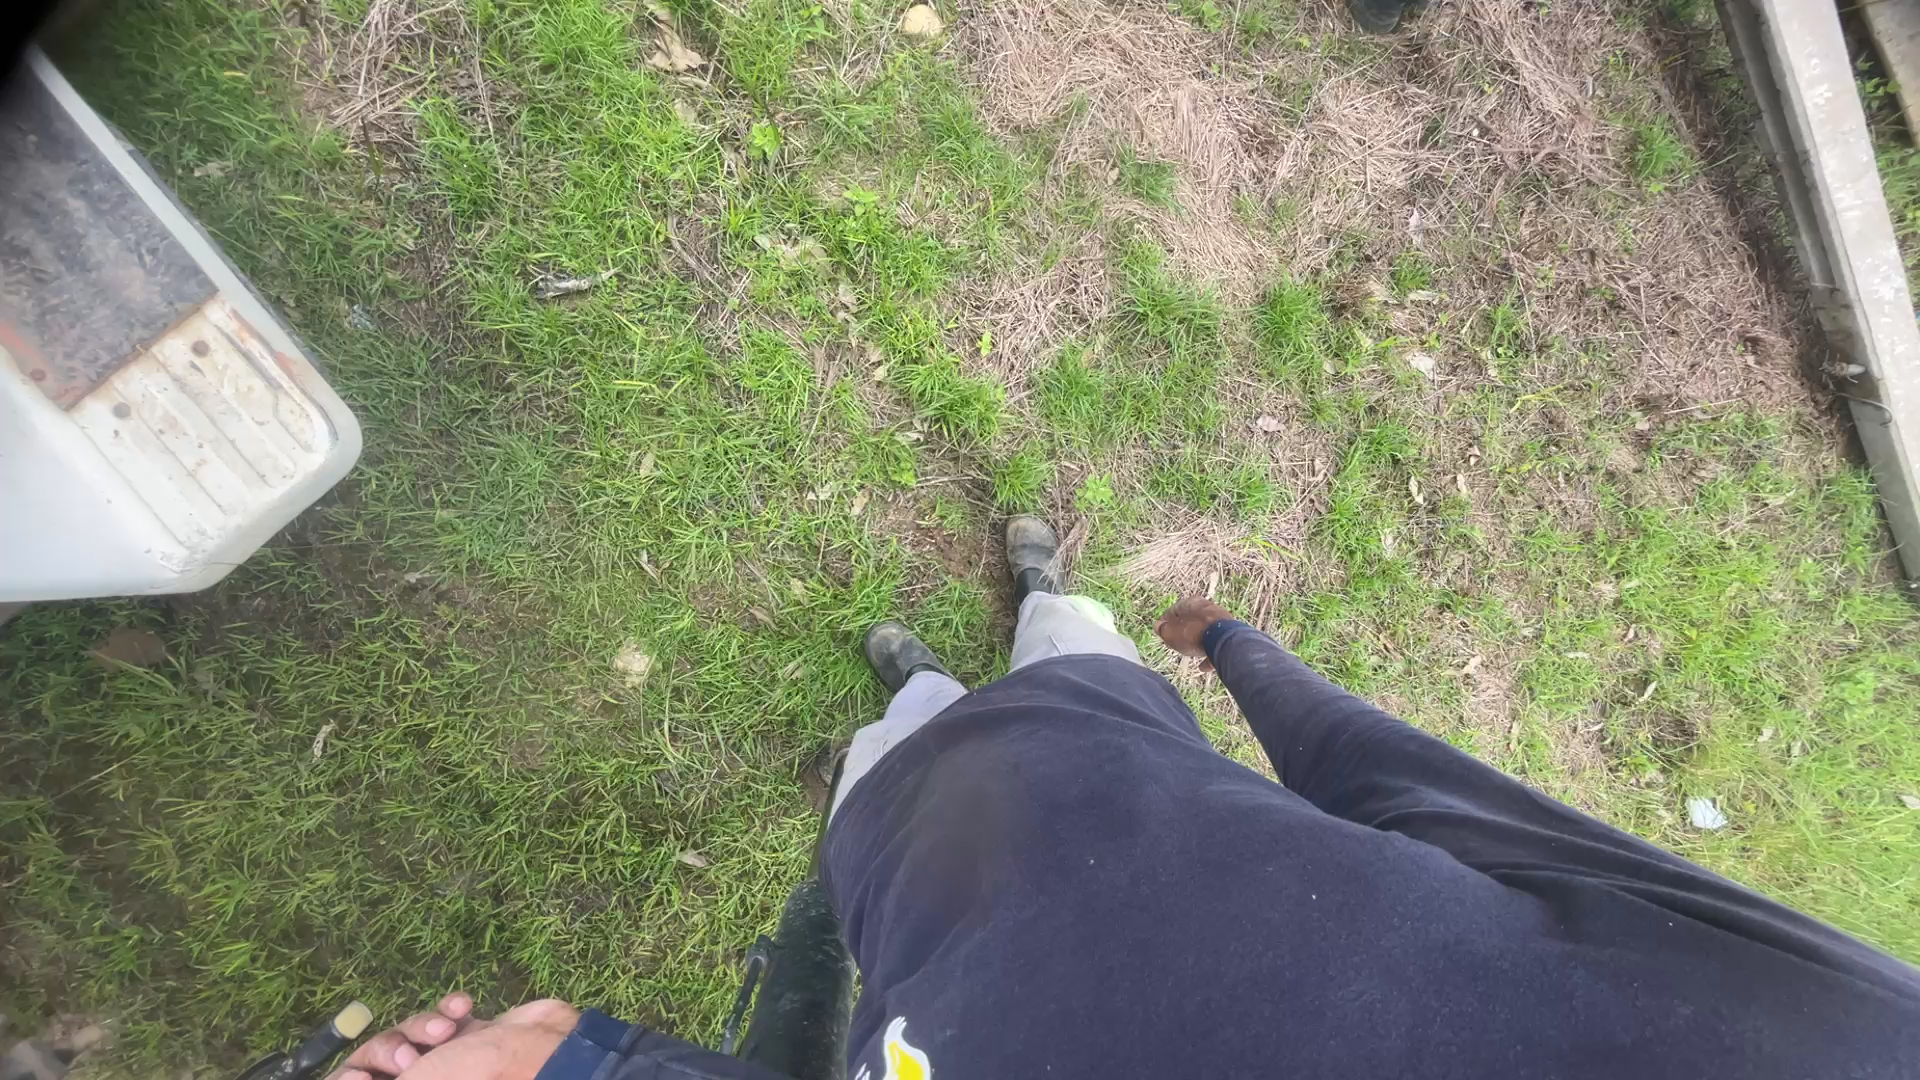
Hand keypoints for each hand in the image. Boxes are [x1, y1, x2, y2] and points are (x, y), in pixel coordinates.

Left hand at [329, 995, 578, 1079]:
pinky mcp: (470, 1034)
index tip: (362, 1077)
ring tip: (446, 1028)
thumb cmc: (468, 1077)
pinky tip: (465, 1007)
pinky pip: (445, 1016)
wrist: (536, 1051)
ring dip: (422, 1025)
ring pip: (409, 1034)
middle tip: (408, 1056)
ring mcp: (444, 1060)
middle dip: (387, 1049)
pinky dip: (450, 1007)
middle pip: (374, 1063)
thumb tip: (351, 1077)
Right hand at [1154, 595, 1233, 671]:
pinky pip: (1216, 645)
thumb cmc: (1193, 634)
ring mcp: (1221, 621)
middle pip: (1191, 620)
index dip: (1166, 621)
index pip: (1174, 610)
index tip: (1162, 631)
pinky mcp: (1230, 635)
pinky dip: (1208, 654)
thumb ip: (1162, 629)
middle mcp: (1208, 607)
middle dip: (1183, 630)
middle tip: (1175, 641)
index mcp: (1191, 602)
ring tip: (1189, 651)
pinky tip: (1203, 665)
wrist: (1223, 642)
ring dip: (1197, 641)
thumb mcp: (1170, 632)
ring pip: (1205, 631)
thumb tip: (1158, 626)